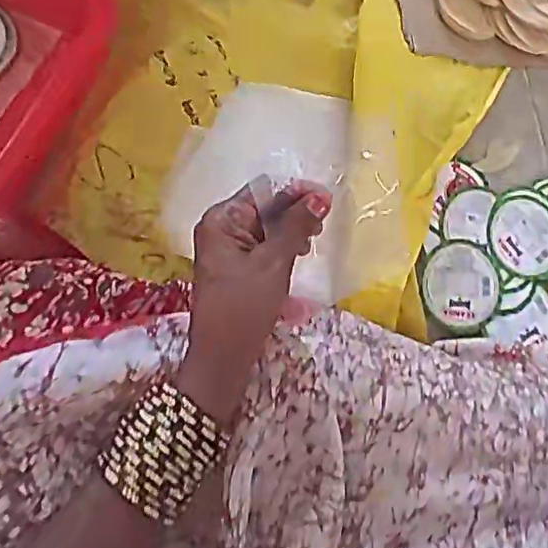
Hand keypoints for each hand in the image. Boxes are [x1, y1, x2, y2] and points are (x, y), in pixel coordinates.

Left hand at [179, 181, 329, 417]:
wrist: (224, 355)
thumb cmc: (244, 305)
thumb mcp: (274, 262)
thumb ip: (296, 225)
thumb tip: (320, 197)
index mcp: (221, 220)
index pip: (263, 191)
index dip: (296, 192)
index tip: (327, 200)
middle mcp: (221, 227)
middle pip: (265, 205)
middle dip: (295, 211)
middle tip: (321, 225)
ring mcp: (228, 247)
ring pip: (268, 224)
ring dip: (292, 228)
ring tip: (310, 241)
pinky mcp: (237, 264)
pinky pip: (265, 242)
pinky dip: (284, 244)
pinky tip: (298, 253)